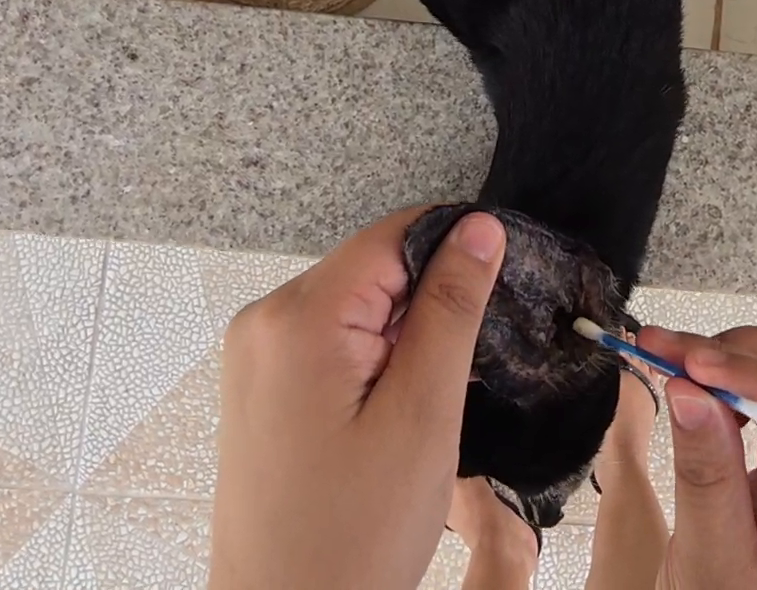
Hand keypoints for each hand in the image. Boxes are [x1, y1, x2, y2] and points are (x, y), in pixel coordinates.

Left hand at [209, 207, 506, 589]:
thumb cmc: (357, 532)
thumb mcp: (422, 413)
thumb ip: (452, 307)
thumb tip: (480, 225)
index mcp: (298, 317)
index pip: (392, 236)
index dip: (453, 248)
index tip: (498, 287)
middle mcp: (266, 319)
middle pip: (373, 267)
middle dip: (429, 298)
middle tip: (464, 362)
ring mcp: (258, 352)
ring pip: (359, 301)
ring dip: (406, 329)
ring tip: (429, 393)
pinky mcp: (264, 381)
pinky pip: (335, 335)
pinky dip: (377, 352)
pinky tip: (394, 403)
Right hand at [643, 326, 756, 589]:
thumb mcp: (716, 574)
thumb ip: (707, 482)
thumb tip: (687, 389)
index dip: (756, 383)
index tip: (693, 366)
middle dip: (742, 355)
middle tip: (671, 349)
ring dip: (726, 358)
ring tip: (664, 355)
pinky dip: (720, 382)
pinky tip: (684, 378)